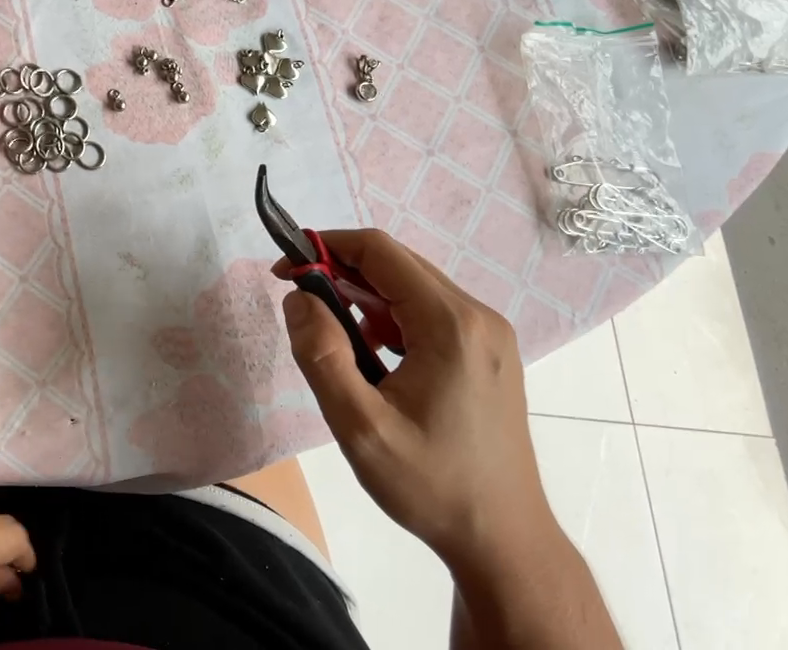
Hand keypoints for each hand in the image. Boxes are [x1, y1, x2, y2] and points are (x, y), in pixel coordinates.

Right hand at [275, 229, 556, 568]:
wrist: (503, 540)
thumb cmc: (430, 484)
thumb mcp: (359, 426)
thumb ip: (322, 354)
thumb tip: (297, 297)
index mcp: (451, 325)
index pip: (380, 251)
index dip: (324, 247)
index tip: (284, 272)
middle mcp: (477, 317)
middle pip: (396, 263)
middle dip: (340, 271)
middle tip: (300, 305)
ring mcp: (487, 334)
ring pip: (410, 286)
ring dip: (362, 297)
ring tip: (335, 341)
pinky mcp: (486, 352)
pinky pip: (426, 310)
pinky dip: (388, 316)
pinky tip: (373, 356)